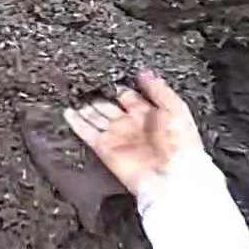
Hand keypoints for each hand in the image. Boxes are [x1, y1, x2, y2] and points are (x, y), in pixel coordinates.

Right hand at [64, 69, 205, 204]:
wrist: (173, 177)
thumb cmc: (180, 144)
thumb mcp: (174, 107)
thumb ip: (157, 88)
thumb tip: (143, 71)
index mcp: (149, 115)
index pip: (129, 97)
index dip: (120, 88)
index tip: (110, 78)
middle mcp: (131, 125)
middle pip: (109, 107)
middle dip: (99, 98)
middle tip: (87, 87)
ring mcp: (117, 136)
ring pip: (96, 118)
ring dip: (85, 109)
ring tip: (74, 97)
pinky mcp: (105, 148)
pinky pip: (87, 133)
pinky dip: (76, 123)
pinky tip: (68, 112)